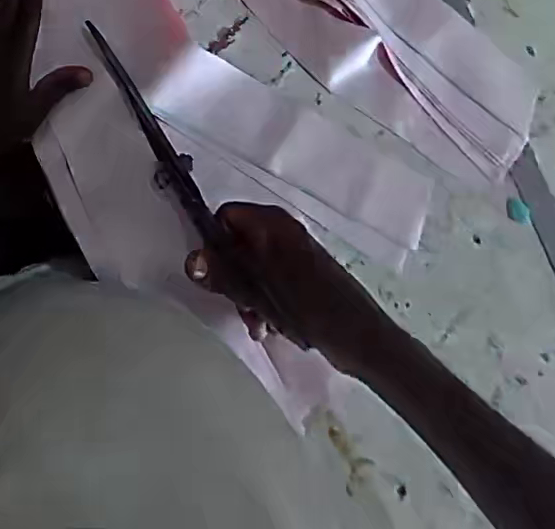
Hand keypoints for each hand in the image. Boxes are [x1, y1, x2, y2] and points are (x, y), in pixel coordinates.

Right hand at [184, 202, 384, 346]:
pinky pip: (272, 277)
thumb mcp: (258, 292)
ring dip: (249, 293)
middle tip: (238, 304)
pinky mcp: (306, 272)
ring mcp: (296, 251)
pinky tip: (272, 324)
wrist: (363, 338)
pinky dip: (266, 298)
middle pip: (237, 242)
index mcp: (271, 223)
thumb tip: (191, 260)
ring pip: (253, 264)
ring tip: (258, 322)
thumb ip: (222, 273)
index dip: (214, 243)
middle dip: (233, 276)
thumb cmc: (309, 307)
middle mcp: (282, 230)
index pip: (225, 216)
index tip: (214, 273)